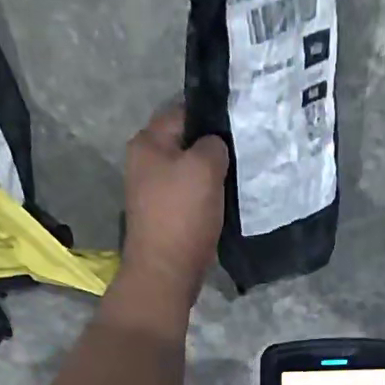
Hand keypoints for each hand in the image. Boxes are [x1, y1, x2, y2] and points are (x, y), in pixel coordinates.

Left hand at [122, 104, 228, 294]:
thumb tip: (215, 147)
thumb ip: (214, 145)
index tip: (238, 125)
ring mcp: (151, 193)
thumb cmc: (182, 214)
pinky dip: (204, 201)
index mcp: (147, 142)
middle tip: (241, 156)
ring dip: (209, 178)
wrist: (165, 273)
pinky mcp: (162, 218)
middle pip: (184, 144)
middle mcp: (143, 163)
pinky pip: (187, 199)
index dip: (211, 116)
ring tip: (235, 182)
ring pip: (187, 173)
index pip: (182, 112)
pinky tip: (221, 206)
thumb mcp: (205, 167)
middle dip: (211, 149)